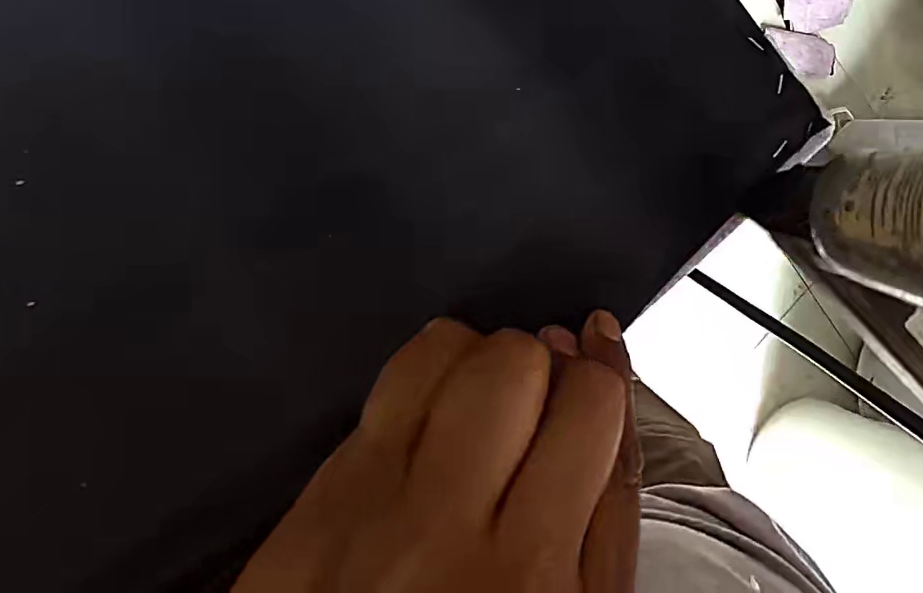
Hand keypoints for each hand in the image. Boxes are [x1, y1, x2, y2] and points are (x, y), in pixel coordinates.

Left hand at [235, 312, 639, 592]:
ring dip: (478, 362)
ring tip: (482, 407)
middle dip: (538, 365)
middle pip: (513, 362)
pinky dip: (426, 380)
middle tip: (533, 408)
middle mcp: (441, 534)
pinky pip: (387, 382)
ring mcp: (364, 514)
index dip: (599, 376)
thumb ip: (614, 484)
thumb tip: (602, 353)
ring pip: (443, 350)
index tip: (589, 383)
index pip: (589, 398)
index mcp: (529, 572)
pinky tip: (435, 424)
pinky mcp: (308, 509)